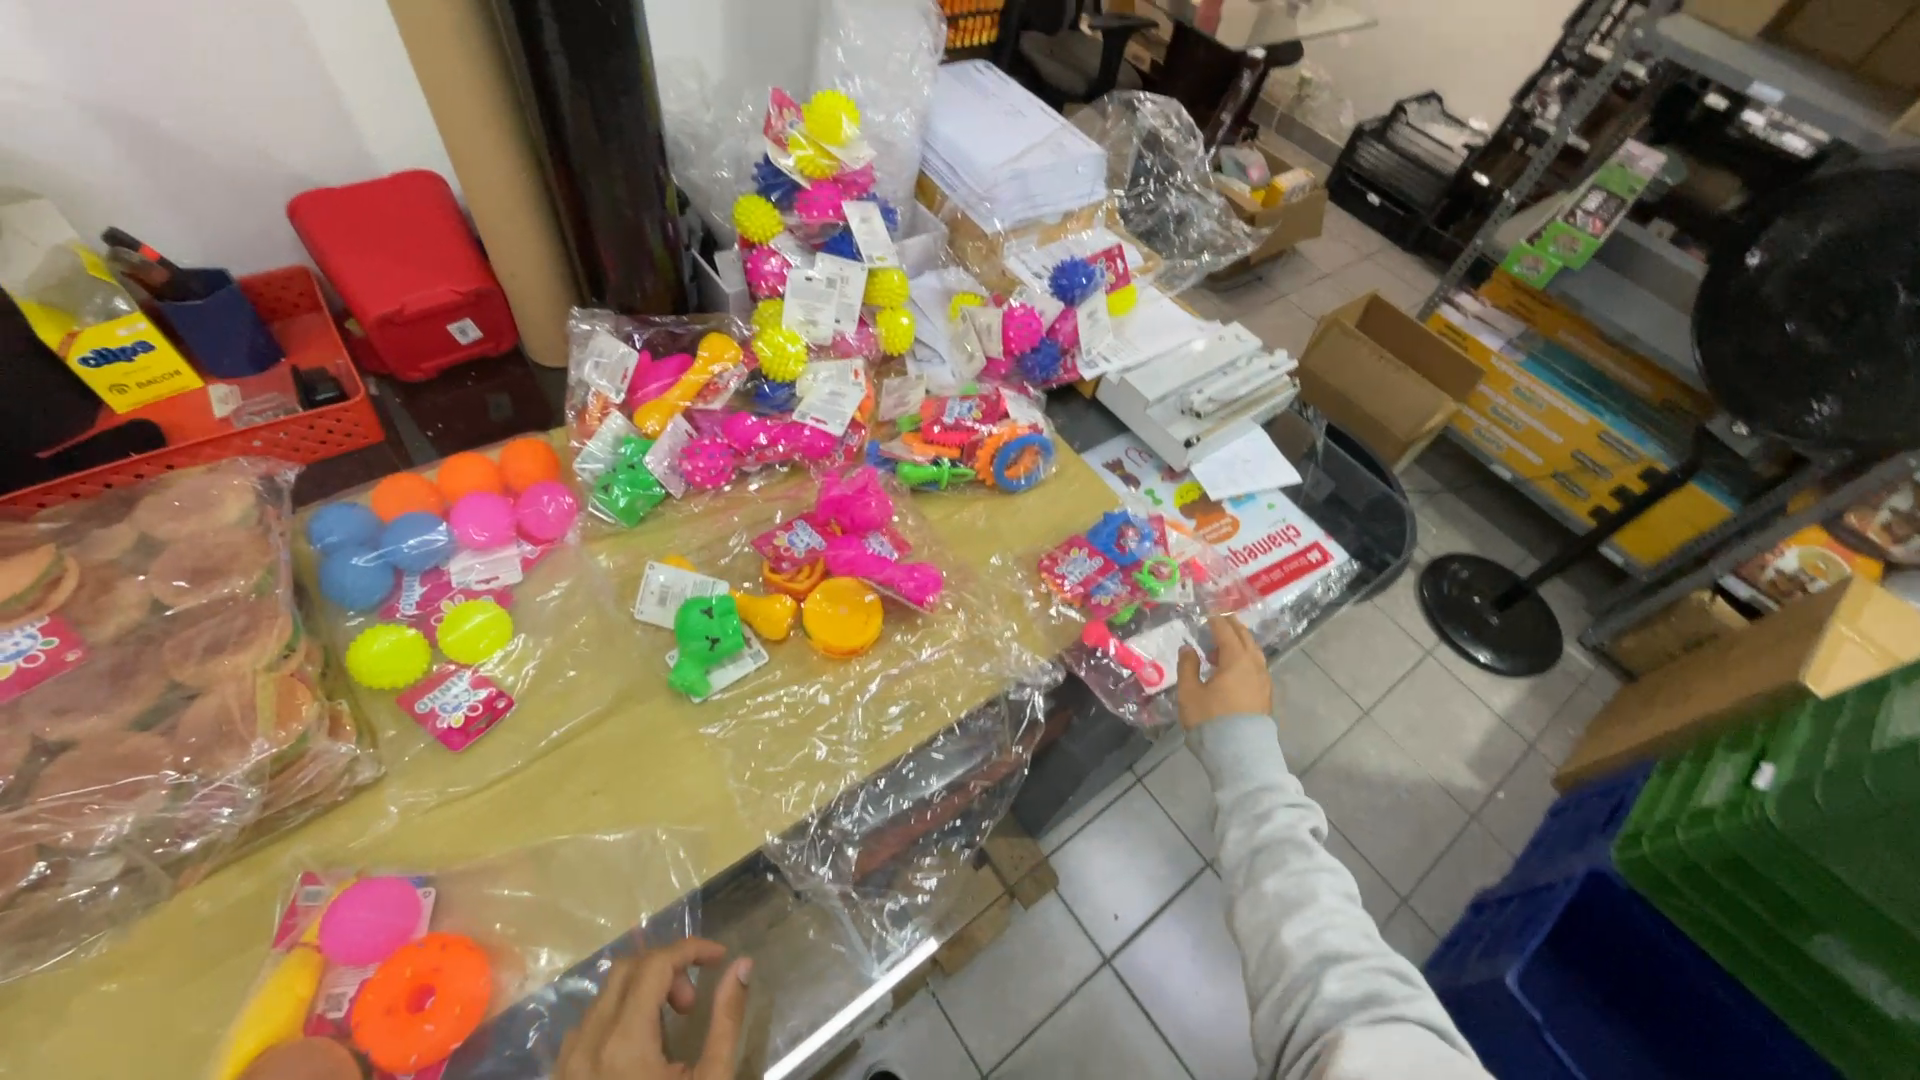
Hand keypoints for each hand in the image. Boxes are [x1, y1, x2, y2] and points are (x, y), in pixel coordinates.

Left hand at [555, 937, 751, 1079]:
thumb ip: (726, 1018)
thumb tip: (742, 966)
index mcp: (624, 1043)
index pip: (656, 965)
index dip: (692, 949)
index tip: (721, 957)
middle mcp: (587, 1044)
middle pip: (627, 969)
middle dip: (668, 968)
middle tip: (694, 1001)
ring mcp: (567, 1064)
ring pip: (604, 995)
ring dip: (643, 991)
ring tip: (673, 1025)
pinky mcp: (560, 1079)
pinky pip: (588, 1024)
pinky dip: (621, 1014)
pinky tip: (643, 1047)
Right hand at [1176, 615, 1271, 730]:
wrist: (1239, 753)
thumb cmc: (1210, 719)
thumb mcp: (1190, 692)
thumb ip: (1188, 666)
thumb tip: (1189, 649)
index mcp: (1236, 660)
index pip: (1226, 633)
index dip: (1216, 621)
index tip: (1208, 615)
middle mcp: (1254, 666)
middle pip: (1246, 639)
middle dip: (1234, 627)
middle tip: (1222, 621)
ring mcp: (1263, 682)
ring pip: (1254, 654)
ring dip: (1241, 644)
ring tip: (1225, 647)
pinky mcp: (1265, 696)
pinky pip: (1256, 667)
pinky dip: (1246, 659)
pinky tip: (1235, 668)